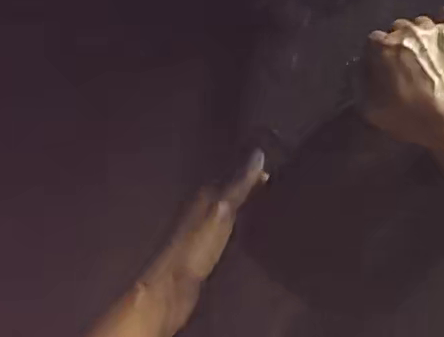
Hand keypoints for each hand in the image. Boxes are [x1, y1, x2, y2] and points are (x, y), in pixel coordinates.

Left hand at [154, 149, 266, 285]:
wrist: (168, 292)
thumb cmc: (195, 246)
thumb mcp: (221, 211)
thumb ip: (239, 184)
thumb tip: (260, 151)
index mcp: (204, 194)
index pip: (234, 175)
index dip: (253, 174)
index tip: (275, 173)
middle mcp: (201, 209)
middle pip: (229, 193)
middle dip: (249, 190)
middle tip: (276, 190)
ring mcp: (199, 233)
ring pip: (227, 213)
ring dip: (243, 210)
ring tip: (268, 210)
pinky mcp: (200, 256)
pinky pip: (225, 234)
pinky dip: (237, 230)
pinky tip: (248, 236)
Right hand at [362, 7, 443, 148]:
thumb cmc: (415, 117)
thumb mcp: (374, 111)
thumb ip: (359, 85)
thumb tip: (356, 71)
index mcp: (383, 48)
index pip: (372, 40)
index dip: (376, 55)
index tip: (381, 66)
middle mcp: (406, 32)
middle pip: (396, 29)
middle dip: (398, 44)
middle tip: (405, 65)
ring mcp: (431, 29)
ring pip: (420, 23)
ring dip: (419, 36)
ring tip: (426, 56)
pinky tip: (442, 34)